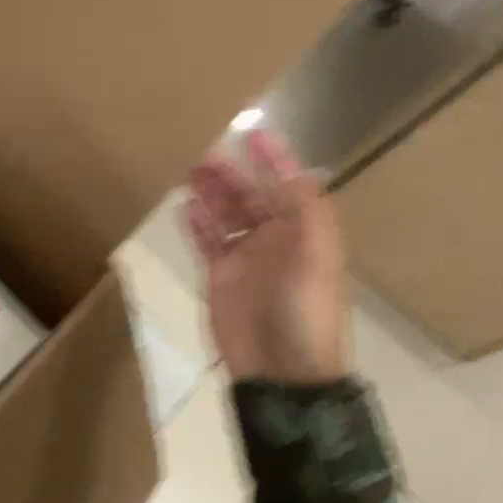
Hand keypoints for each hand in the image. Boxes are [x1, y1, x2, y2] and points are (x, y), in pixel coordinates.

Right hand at [184, 128, 349, 384]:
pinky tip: (185, 206)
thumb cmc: (306, 309)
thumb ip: (305, 208)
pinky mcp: (220, 276)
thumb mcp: (317, 254)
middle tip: (207, 150)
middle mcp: (275, 240)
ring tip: (191, 171)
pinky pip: (206, 241)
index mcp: (305, 233)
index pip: (287, 186)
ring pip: (225, 215)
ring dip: (211, 193)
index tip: (253, 132)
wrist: (282, 370)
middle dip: (232, 173)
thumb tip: (290, 166)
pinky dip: (196, 223)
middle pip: (250, 197)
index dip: (273, 160)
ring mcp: (245, 258)